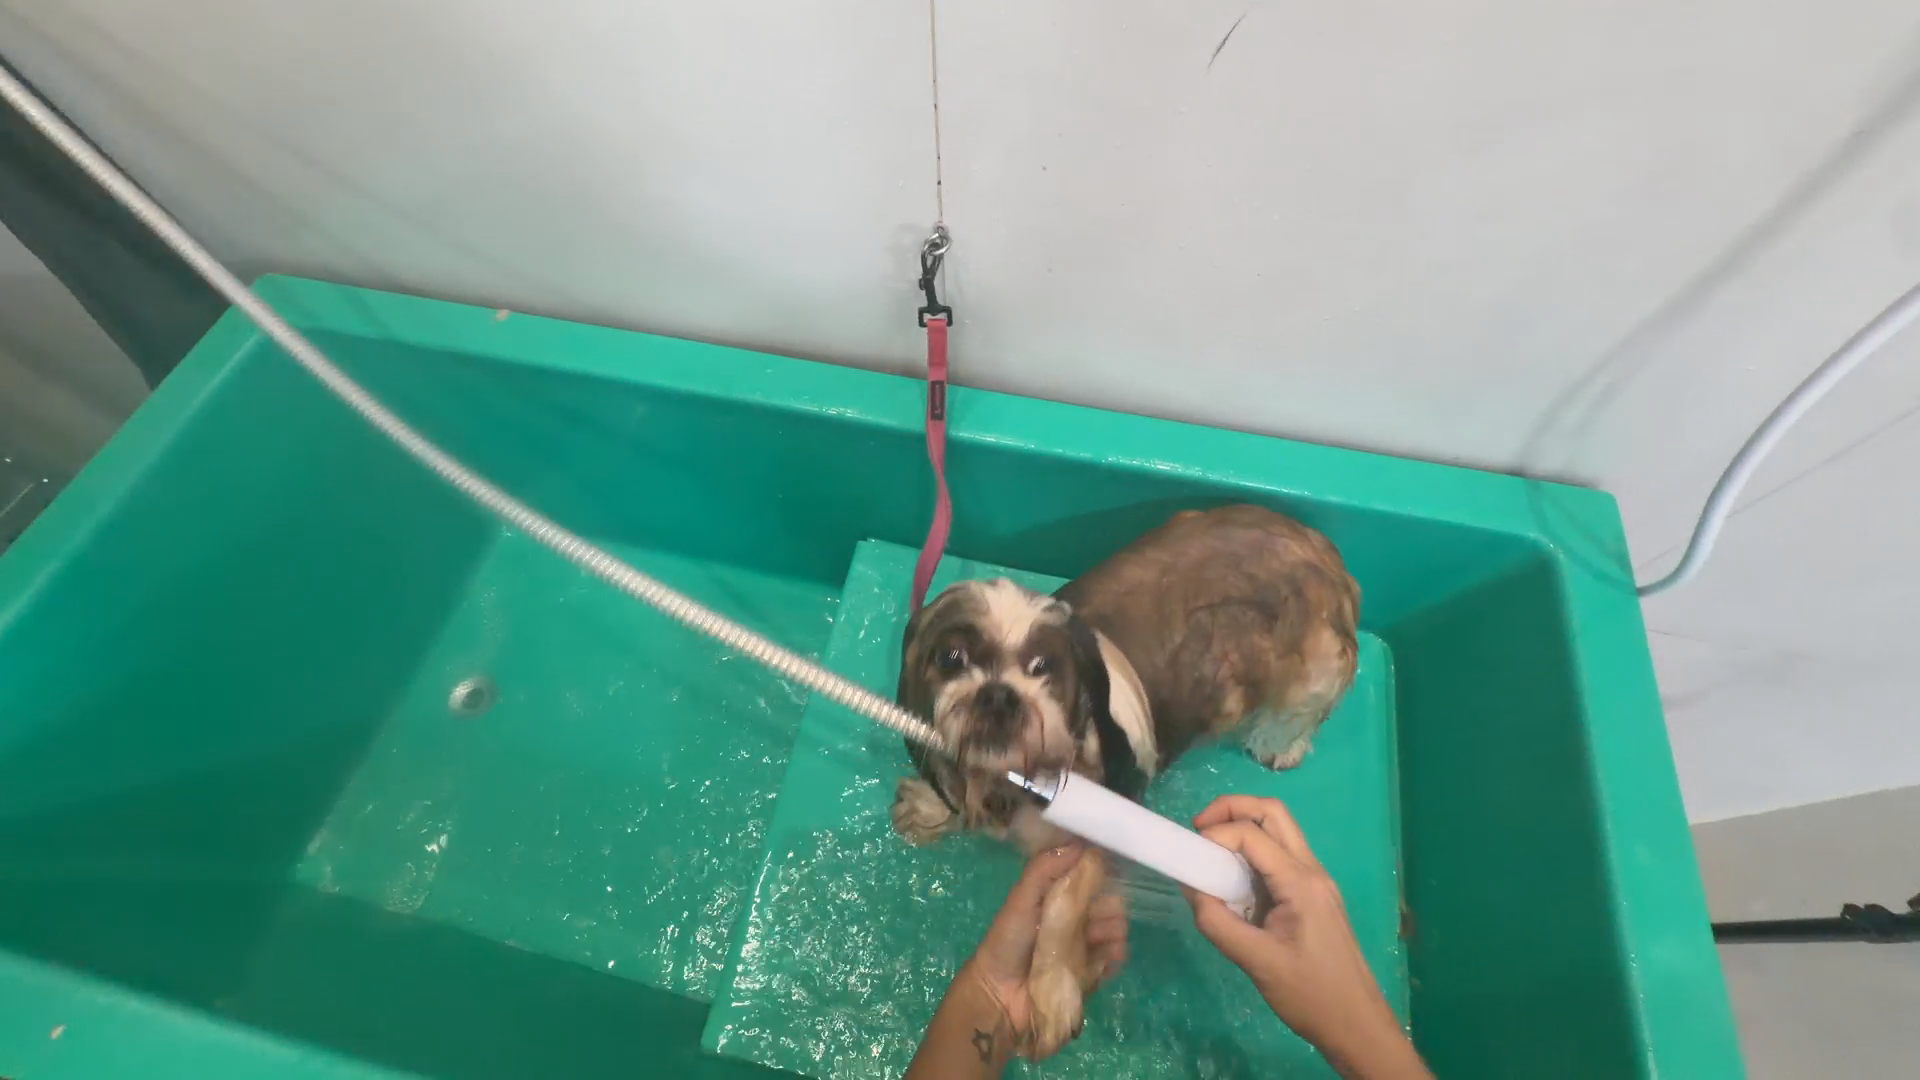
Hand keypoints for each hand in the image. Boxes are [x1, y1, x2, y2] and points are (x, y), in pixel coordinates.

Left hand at [961, 845, 1127, 1055]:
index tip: (1111, 867)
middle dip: (1110, 902)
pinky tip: (1112, 952)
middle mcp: (1074, 918)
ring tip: (1104, 934)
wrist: (1000, 994)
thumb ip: (1044, 869)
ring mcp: (1084, 946)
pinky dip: (1117, 953)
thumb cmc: (1008, 939)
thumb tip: (1080, 844)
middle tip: (1102, 910)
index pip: (1087, 878)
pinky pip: (1114, 959)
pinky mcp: (1091, 973)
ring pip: (1114, 928)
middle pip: (1106, 903)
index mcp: (1057, 896)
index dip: (1100, 872)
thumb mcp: (1021, 897)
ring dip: (1115, 927)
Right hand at [1186, 797, 1428, 1078]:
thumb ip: (1216, 921)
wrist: (1360, 1030)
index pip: (1252, 833)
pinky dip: (1252, 850)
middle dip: (1231, 809)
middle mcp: (1311, 871)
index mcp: (1300, 882)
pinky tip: (1234, 876)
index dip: (1216, 833)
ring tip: (1212, 849)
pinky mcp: (1312, 894)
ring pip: (1278, 828)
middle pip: (1272, 812)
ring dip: (1243, 826)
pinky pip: (1280, 854)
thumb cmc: (1311, 996)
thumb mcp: (1255, 962)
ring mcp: (1315, 881)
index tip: (1192, 854)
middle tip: (1200, 830)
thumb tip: (1188, 885)